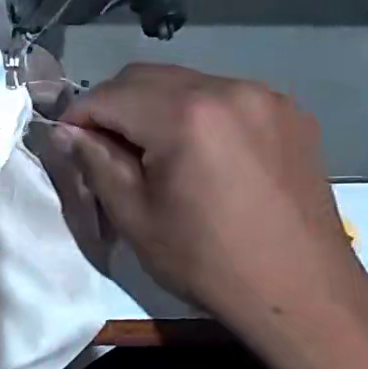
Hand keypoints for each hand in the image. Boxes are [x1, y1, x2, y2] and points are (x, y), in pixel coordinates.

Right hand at [57, 63, 367, 326]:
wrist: (301, 291)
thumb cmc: (207, 263)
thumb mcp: (137, 219)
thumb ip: (97, 164)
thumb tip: (66, 133)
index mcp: (186, 115)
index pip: (110, 94)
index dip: (79, 116)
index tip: (68, 144)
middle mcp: (228, 88)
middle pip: (148, 77)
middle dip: (115, 106)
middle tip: (105, 150)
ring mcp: (266, 96)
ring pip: (189, 83)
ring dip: (157, 109)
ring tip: (155, 155)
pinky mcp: (290, 113)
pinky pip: (227, 98)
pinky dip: (200, 115)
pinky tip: (202, 156)